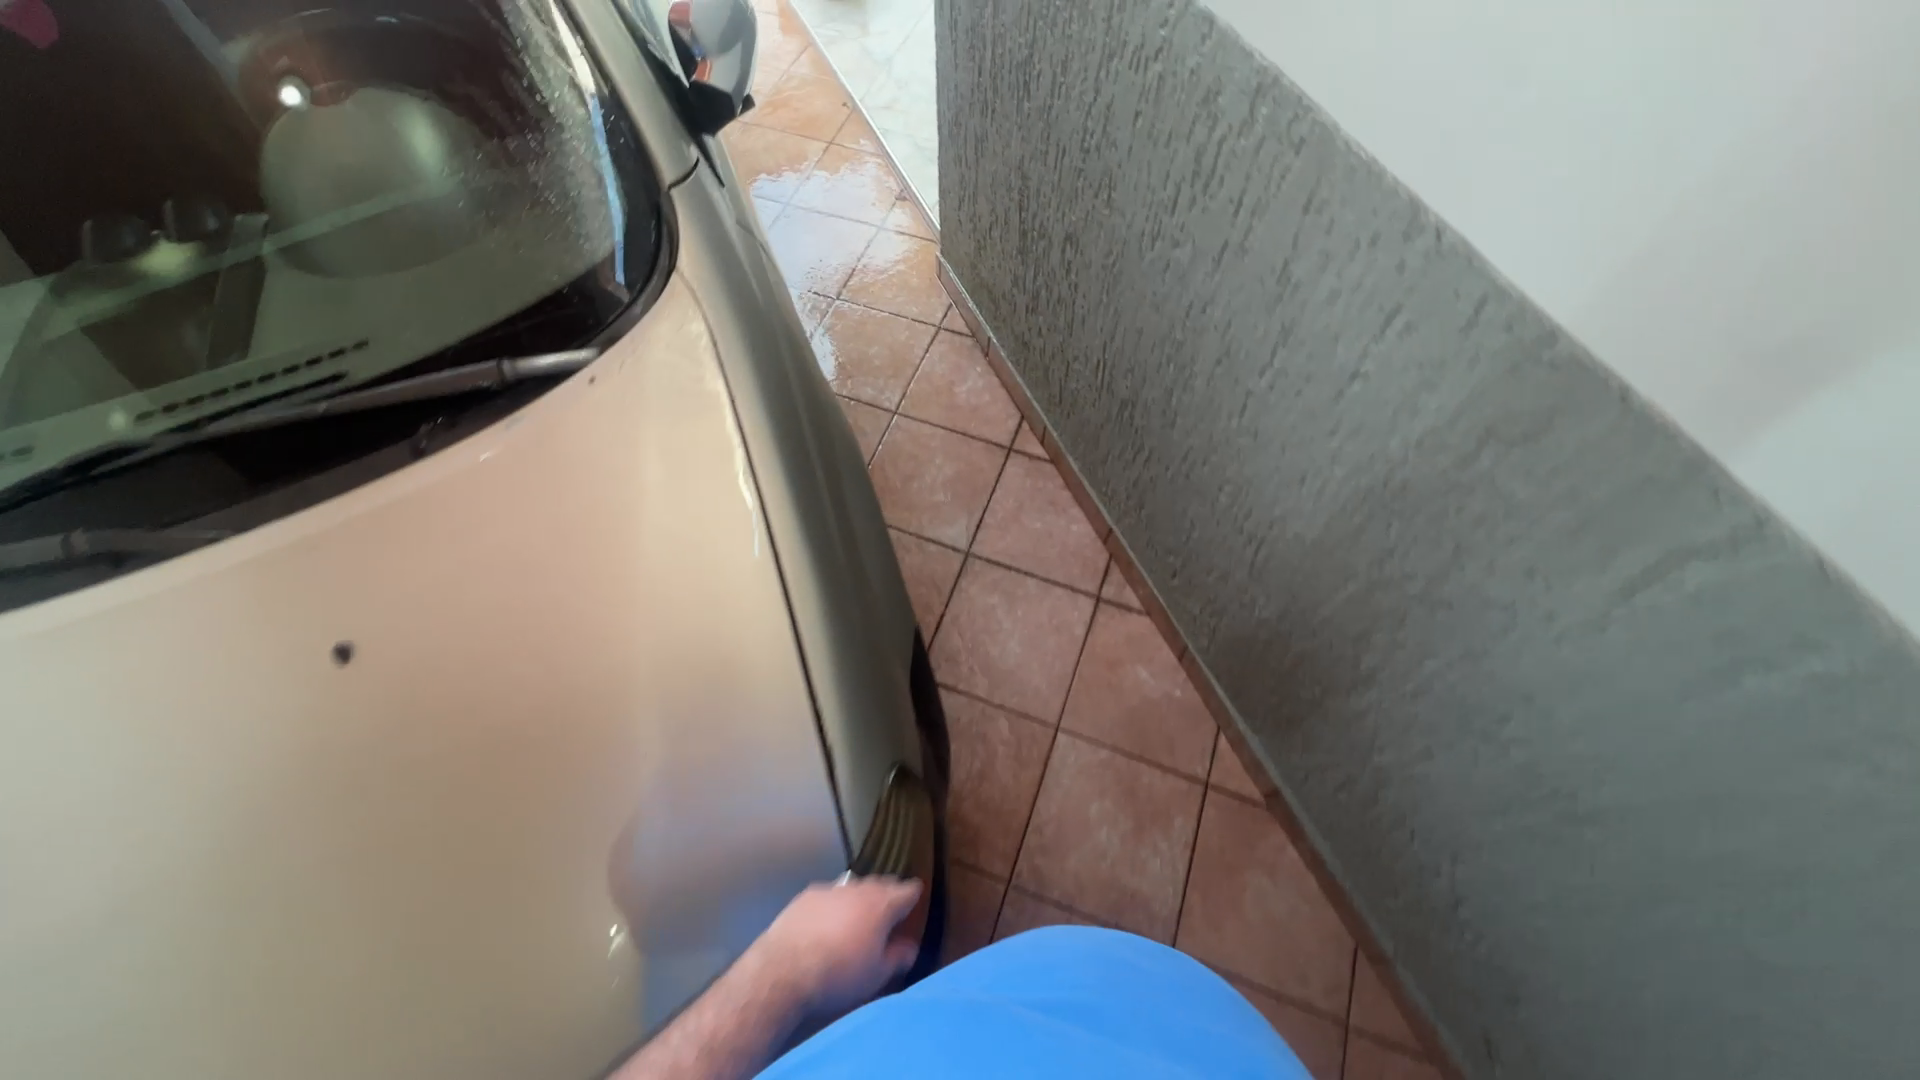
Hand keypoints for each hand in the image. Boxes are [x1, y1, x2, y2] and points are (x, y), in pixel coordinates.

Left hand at [744, 876, 923, 1019]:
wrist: (784, 970)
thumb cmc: (839, 975)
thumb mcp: (876, 975)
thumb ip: (897, 957)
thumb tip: (910, 947)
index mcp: (882, 905)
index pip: (907, 890)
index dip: (913, 895)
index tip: (916, 901)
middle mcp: (859, 889)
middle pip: (880, 885)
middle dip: (886, 895)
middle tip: (888, 913)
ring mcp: (830, 889)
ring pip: (853, 888)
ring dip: (858, 900)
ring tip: (856, 920)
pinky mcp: (804, 896)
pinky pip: (828, 896)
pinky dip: (833, 906)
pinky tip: (825, 924)